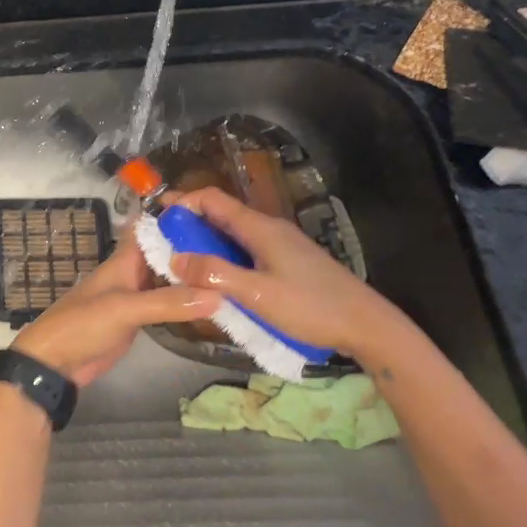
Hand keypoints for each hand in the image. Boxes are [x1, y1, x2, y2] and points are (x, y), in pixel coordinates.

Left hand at [10, 230, 219, 387]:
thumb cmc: (83, 324)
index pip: (148, 228)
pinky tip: (208, 304)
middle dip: (190, 249)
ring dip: (190, 277)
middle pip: (162, 254)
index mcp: (123, 260)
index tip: (210, 214)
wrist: (55, 362)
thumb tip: (218, 295)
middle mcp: (130, 273)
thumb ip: (168, 303)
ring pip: (165, 280)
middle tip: (233, 249)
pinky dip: (183, 302)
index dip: (173, 218)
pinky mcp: (136, 320)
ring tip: (229, 274)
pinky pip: (164, 305)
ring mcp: (133, 297)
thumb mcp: (125, 309)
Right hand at [165, 187, 408, 361]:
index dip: (183, 202)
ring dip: (208, 245)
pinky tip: (221, 282)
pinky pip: (247, 251)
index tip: (158, 219)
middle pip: (221, 215)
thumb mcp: (256, 294)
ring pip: (234, 235)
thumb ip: (215, 274)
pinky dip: (226, 258)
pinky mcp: (289, 263)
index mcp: (259, 228)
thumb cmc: (311, 307)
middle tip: (165, 247)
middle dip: (191, 226)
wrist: (368, 327)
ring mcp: (281, 246)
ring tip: (186, 266)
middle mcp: (269, 229)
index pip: (212, 199)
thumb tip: (174, 258)